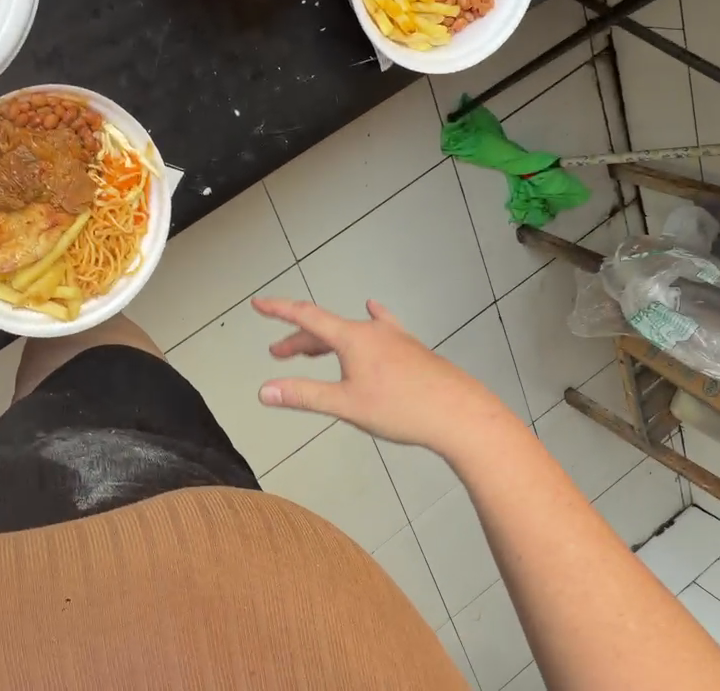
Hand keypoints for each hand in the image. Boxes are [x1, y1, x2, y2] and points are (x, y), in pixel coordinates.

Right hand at [253, 297, 510, 451]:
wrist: (462, 415)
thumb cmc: (402, 408)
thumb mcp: (346, 405)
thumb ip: (303, 395)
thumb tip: (264, 391)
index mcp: (352, 338)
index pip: (306, 317)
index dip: (278, 310)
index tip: (257, 303)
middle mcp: (371, 331)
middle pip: (326, 328)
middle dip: (298, 341)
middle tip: (278, 354)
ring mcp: (395, 338)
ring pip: (351, 333)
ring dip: (326, 342)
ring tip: (312, 350)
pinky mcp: (412, 351)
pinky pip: (381, 329)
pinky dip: (367, 322)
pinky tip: (374, 309)